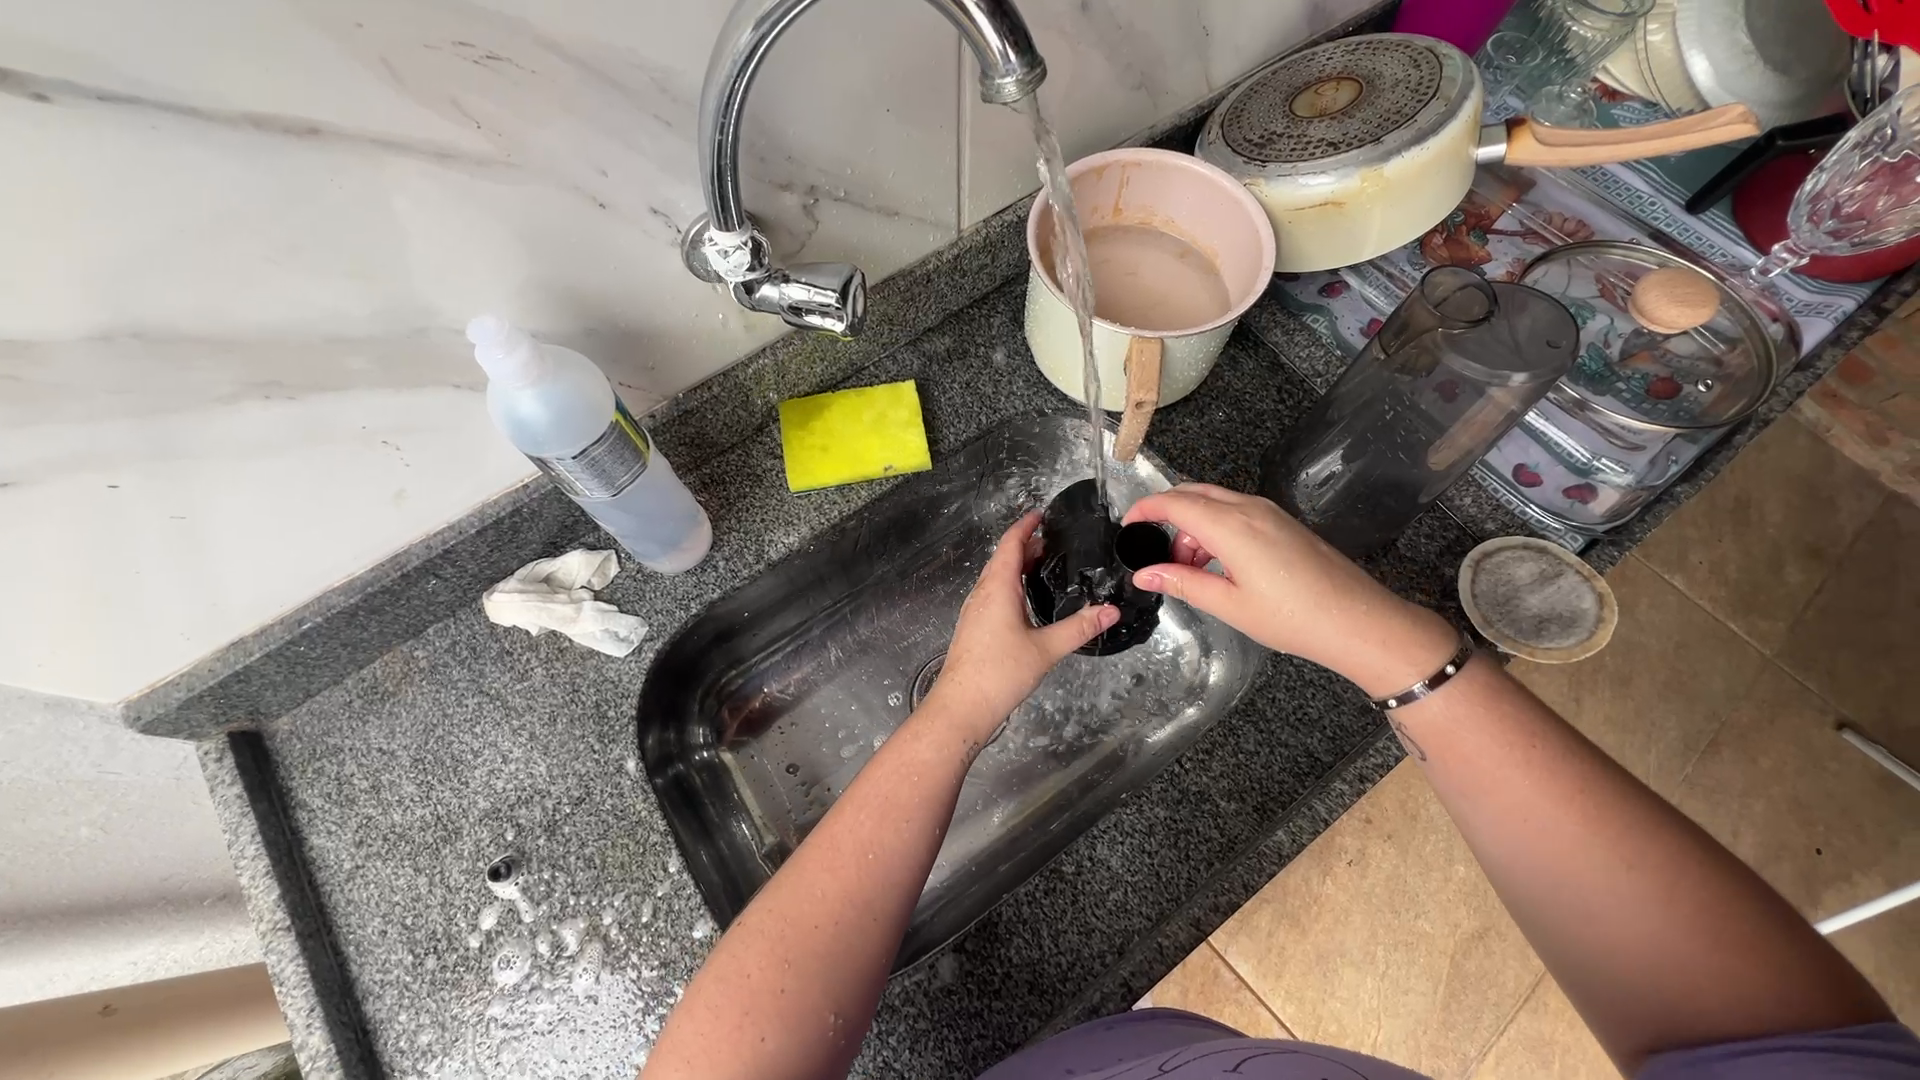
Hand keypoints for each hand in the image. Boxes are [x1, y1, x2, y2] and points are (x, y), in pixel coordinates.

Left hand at [923, 512, 1116, 740]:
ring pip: (996, 577)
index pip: (1010, 544)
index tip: (1042, 514)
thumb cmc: (999, 673)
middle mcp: (982, 593)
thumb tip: (1111, 611)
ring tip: (1044, 566)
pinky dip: (1010, 586)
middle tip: (1054, 542)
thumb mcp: (1046, 649)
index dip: (1025, 526)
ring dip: (1017, 566)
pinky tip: (1026, 601)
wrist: (961, 707)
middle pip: (1002, 558)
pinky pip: (993, 595)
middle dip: (1026, 546)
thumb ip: (1079, 628)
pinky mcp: (973, 628)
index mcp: (997, 587)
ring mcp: (974, 611)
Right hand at [1121, 484, 1456, 697]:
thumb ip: (1181, 582)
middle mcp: (1250, 508)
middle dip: (1168, 518)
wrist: (1357, 621)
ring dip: (1193, 527)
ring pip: (1215, 503)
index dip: (1145, 510)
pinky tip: (1219, 565)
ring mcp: (1270, 512)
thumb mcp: (1228, 604)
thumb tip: (1143, 574)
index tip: (1128, 526)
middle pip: (1193, 494)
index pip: (1174, 502)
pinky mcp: (1283, 522)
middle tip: (1159, 557)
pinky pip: (1236, 512)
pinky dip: (1216, 529)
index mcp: (1231, 526)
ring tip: (1191, 569)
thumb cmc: (1293, 617)